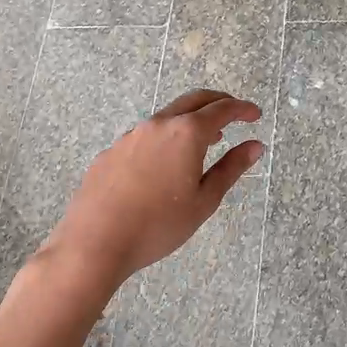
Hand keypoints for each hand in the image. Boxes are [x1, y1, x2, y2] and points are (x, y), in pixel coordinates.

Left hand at [43, 89, 264, 283]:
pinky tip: (163, 165)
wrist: (90, 247)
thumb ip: (231, 168)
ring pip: (168, 116)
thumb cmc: (156, 226)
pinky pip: (145, 136)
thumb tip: (256, 146)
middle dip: (218, 102)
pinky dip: (164, 138)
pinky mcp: (110, 153)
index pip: (223, 109)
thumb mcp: (204, 201)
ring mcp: (131, 136)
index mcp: (188, 133)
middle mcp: (160, 125)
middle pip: (195, 99)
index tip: (255, 115)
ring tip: (203, 141)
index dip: (243, 109)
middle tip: (234, 114)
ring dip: (190, 120)